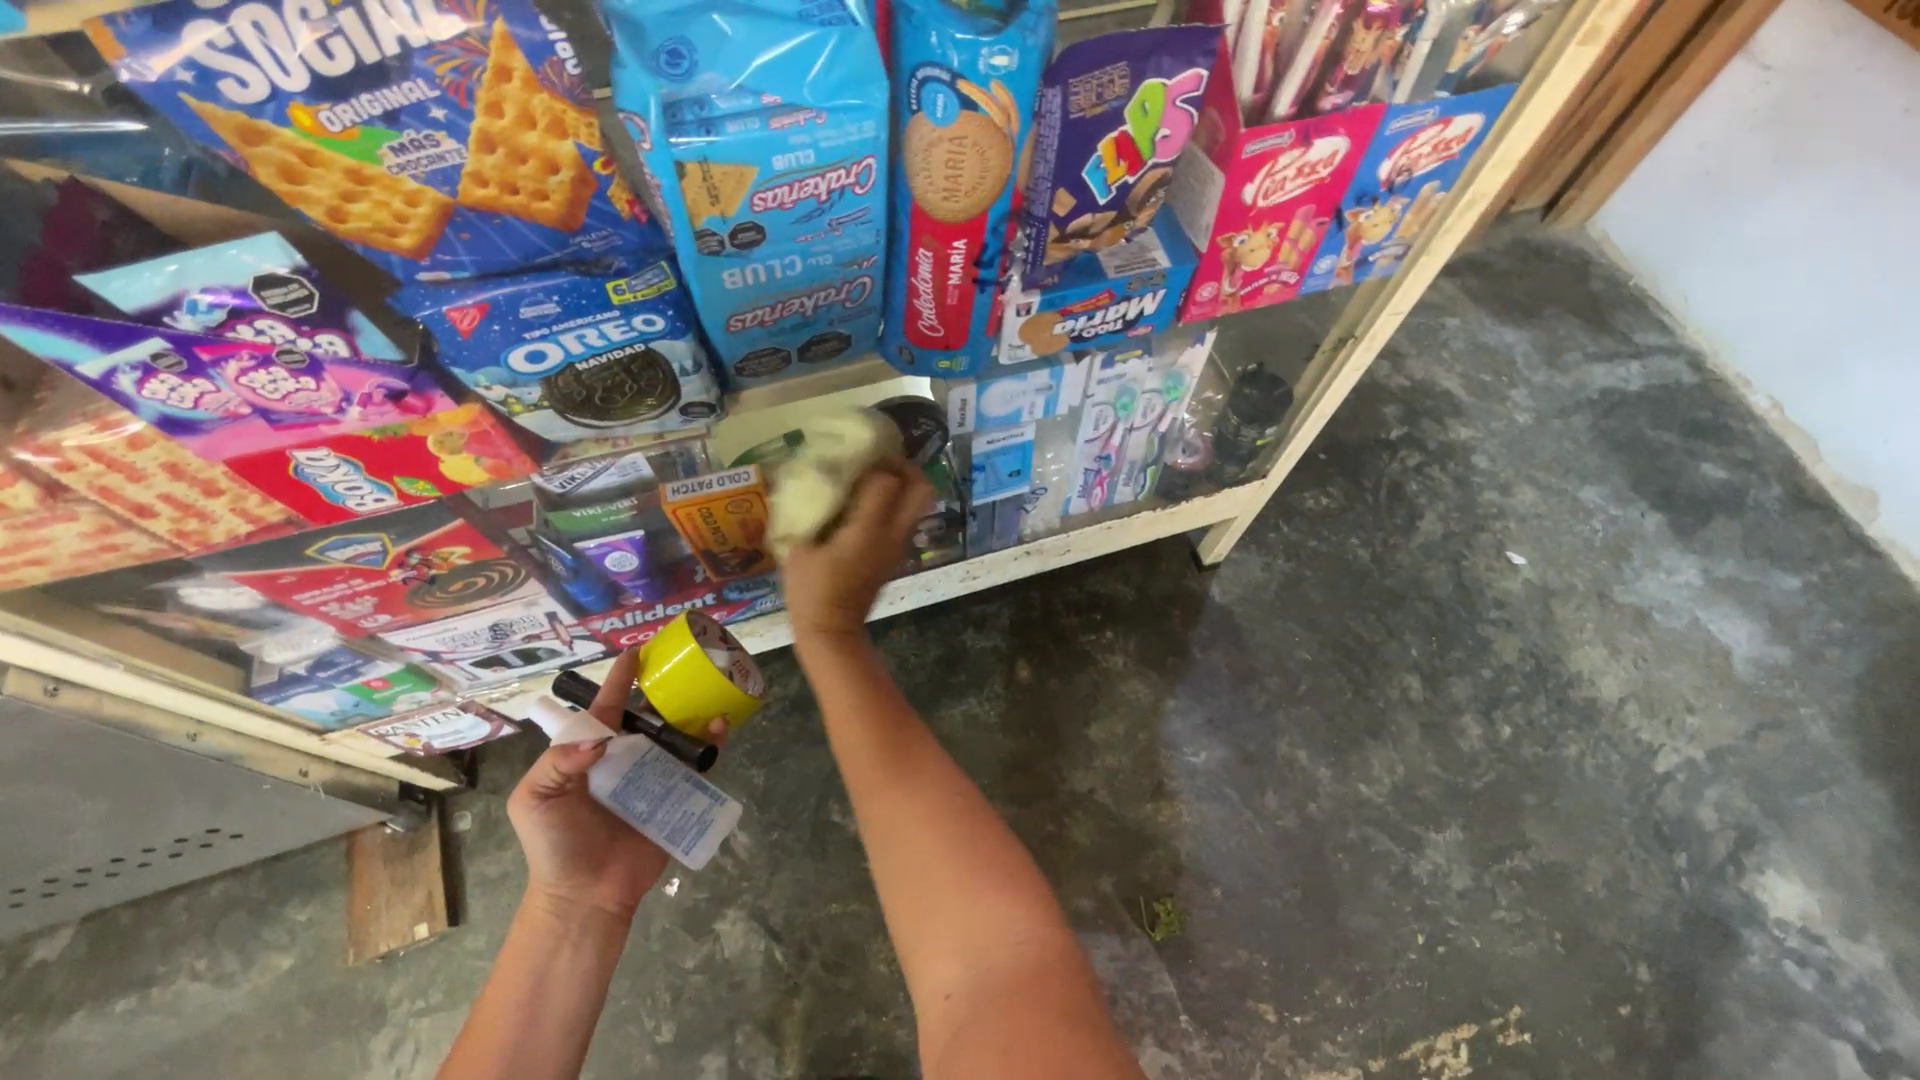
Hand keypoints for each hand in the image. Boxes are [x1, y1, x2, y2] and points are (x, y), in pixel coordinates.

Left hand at [506, 647, 726, 920]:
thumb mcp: (535, 799)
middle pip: (647, 718)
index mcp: (588, 755)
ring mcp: (651, 778)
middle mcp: (623, 760)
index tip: (634, 653)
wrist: (585, 893)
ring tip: (707, 694)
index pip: (604, 709)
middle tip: (681, 668)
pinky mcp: (676, 797)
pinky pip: (697, 766)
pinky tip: (719, 729)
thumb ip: (559, 761)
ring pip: (676, 737)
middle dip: (663, 692)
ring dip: (692, 714)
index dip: (618, 682)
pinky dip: (711, 745)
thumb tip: (599, 738)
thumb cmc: (554, 845)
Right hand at [780, 457, 931, 644]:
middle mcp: (892, 535)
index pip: (887, 481)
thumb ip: (808, 512)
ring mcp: (899, 546)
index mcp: (868, 530)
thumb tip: (812, 484)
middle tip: (877, 463)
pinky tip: (863, 506)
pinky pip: (905, 520)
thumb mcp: (798, 548)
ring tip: (870, 481)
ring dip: (901, 486)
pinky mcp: (896, 555)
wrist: (832, 632)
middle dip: (904, 468)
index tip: (854, 458)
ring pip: (918, 504)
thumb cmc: (810, 591)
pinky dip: (893, 505)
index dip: (873, 463)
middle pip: (921, 488)